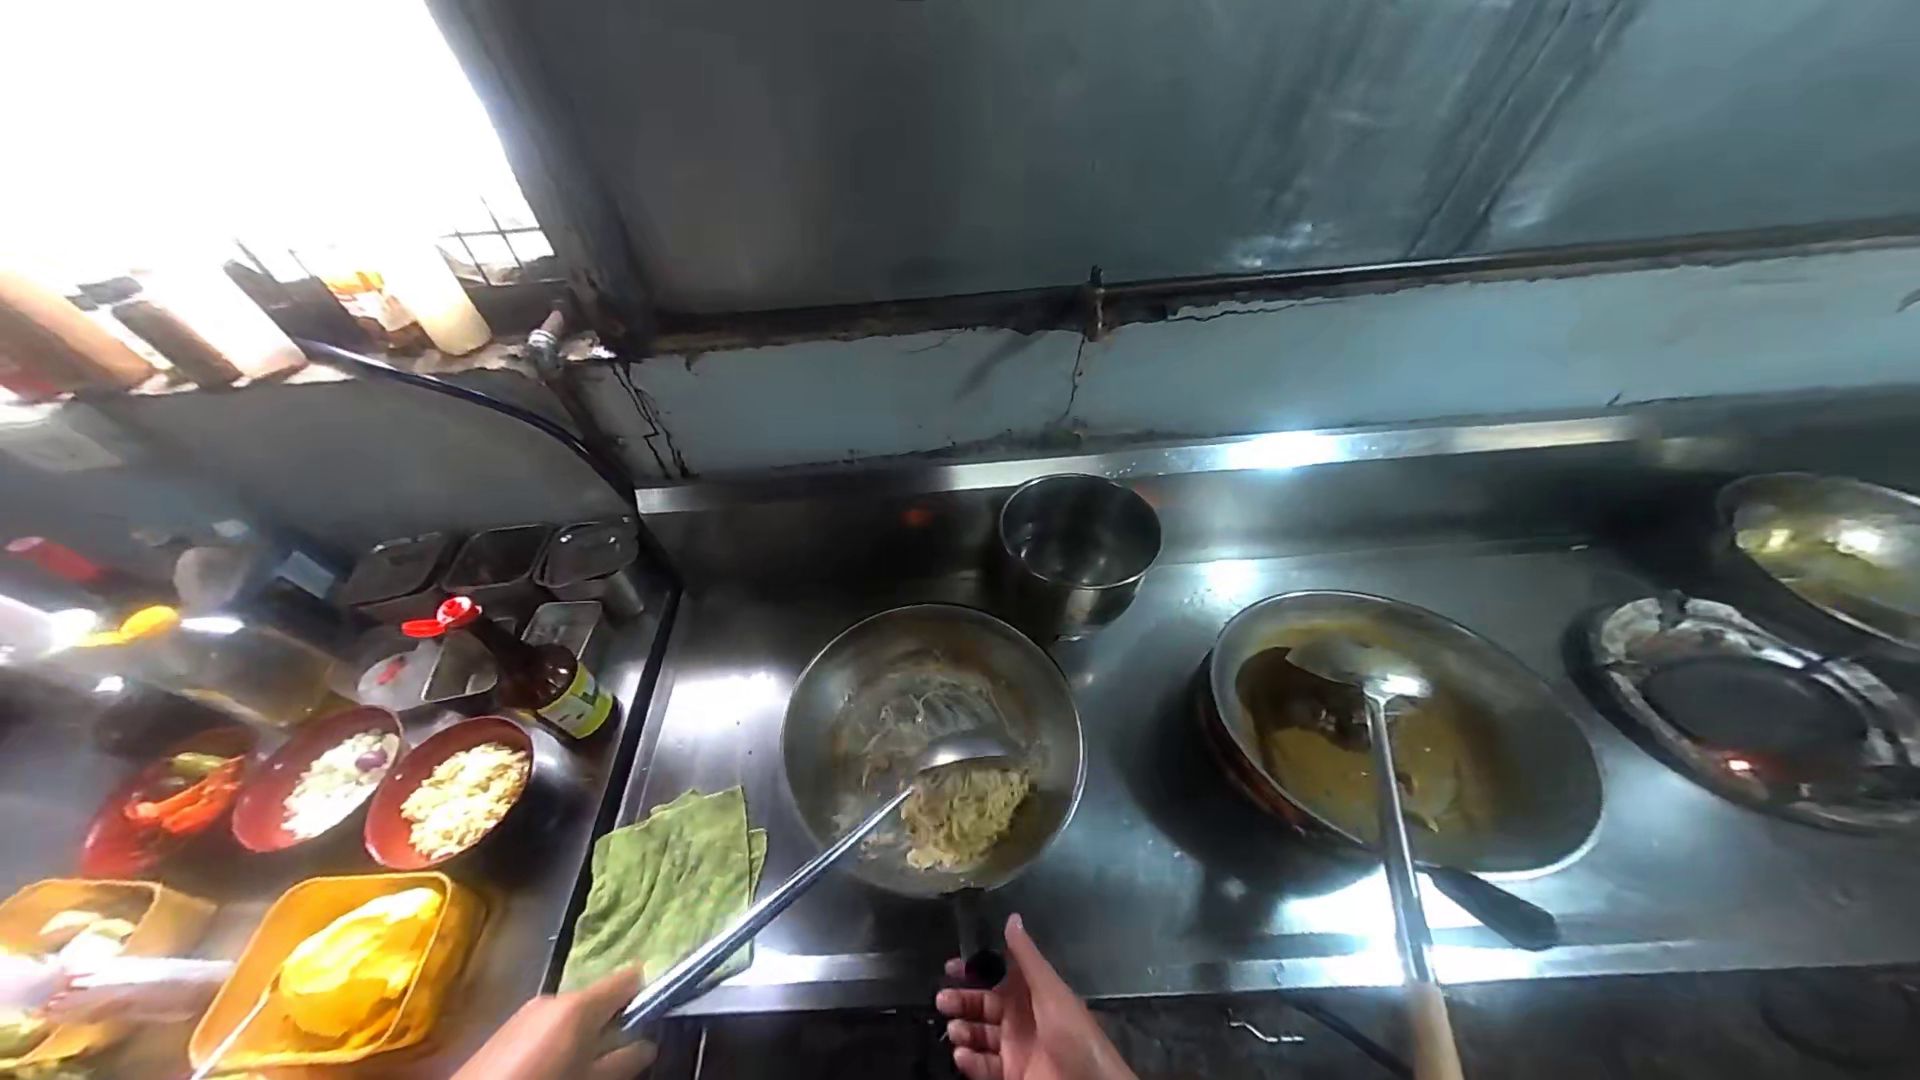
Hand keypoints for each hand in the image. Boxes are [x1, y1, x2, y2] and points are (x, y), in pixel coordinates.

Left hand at [452, 966, 654, 1079]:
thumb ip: (621, 1063)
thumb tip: (648, 1045)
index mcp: (581, 1005)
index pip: (631, 976)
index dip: (643, 995)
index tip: (647, 1020)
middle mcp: (556, 997)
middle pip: (600, 997)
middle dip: (610, 1022)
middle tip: (610, 1057)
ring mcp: (527, 1011)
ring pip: (572, 1013)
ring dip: (581, 1034)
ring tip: (575, 1069)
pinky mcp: (504, 1029)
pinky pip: (546, 1025)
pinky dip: (556, 1041)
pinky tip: (545, 1072)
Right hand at [935, 914, 1137, 1079]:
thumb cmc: (1072, 1032)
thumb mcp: (1049, 989)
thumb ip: (1026, 956)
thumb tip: (1012, 916)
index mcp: (1029, 992)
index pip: (996, 975)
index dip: (974, 971)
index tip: (951, 967)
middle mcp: (1019, 1017)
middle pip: (983, 1005)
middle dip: (962, 1001)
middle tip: (943, 1000)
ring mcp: (1015, 1048)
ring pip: (980, 1035)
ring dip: (964, 1031)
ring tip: (955, 1031)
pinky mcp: (1011, 1076)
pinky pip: (984, 1066)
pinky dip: (971, 1062)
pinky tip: (962, 1056)